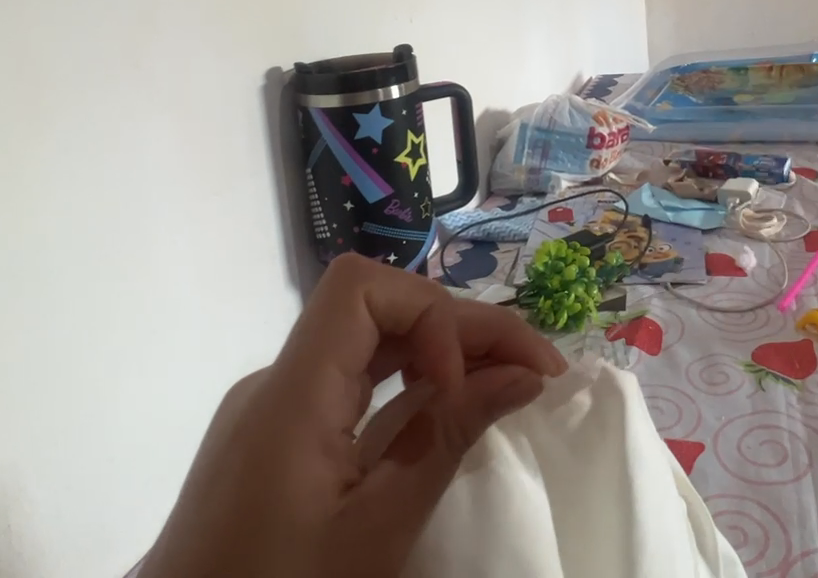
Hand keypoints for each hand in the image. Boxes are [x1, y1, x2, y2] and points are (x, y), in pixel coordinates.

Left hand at [135, 253, 566, 577]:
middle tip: (539, 366)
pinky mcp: (283, 431)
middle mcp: (280, 381)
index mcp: (289, 395)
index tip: (461, 381)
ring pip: (373, 340)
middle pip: (379, 310)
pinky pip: (356, 379)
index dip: (426, 313)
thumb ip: (449, 438)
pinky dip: (412, 382)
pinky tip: (454, 402)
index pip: (360, 288)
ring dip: (445, 350)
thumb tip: (524, 373)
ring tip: (512, 376)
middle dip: (462, 328)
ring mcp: (278, 404)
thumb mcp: (377, 529)